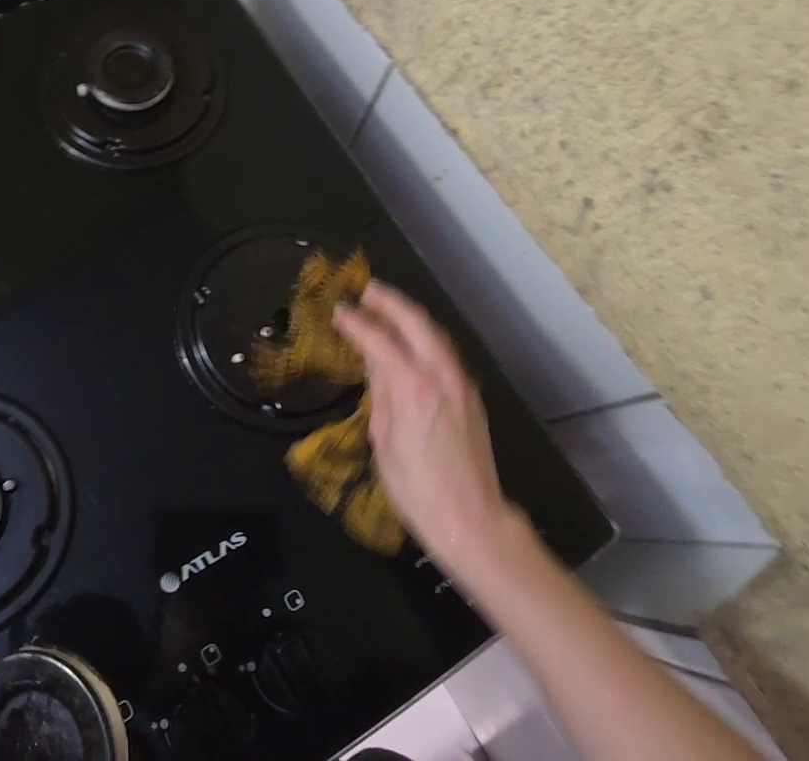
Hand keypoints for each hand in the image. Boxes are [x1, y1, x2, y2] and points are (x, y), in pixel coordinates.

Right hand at [332, 280, 514, 564]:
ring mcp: (461, 383)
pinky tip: (410, 342)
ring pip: (435, 334)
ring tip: (385, 308)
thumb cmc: (414, 486)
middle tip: (366, 291)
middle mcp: (440, 374)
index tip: (338, 310)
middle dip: (389, 302)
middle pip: (415, 322)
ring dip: (410, 316)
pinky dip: (424, 337)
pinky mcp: (471, 396)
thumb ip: (380, 394)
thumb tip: (375, 365)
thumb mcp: (383, 439)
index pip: (378, 339)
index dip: (355, 322)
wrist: (469, 517)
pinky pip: (444, 353)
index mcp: (411, 386)